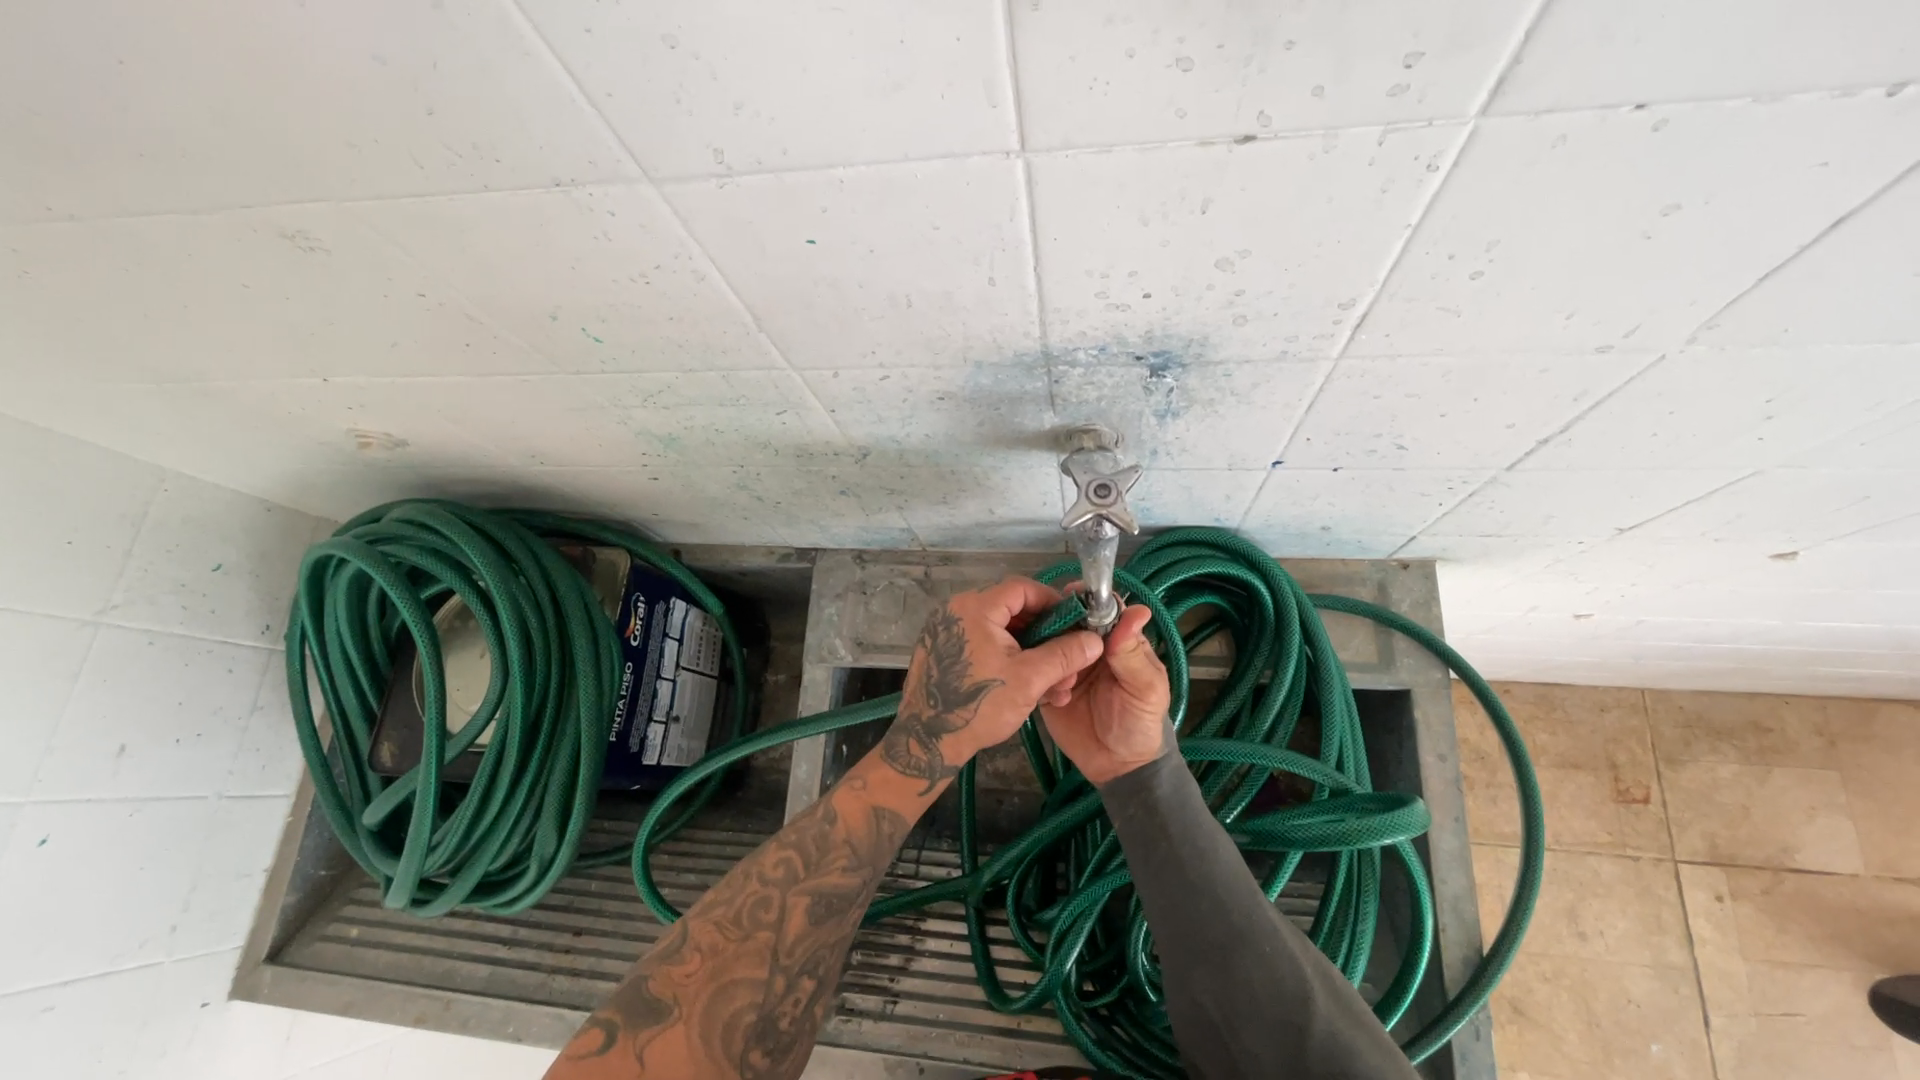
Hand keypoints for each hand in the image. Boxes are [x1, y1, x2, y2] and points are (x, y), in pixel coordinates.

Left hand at [878, 578, 1102, 793]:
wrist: (928, 741)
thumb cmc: (979, 704)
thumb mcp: (1030, 678)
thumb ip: (1064, 655)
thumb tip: (1094, 640)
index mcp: (975, 607)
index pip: (1022, 588)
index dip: (1053, 602)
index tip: (1075, 622)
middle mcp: (957, 611)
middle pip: (1013, 611)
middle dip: (1046, 636)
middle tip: (1069, 659)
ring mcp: (948, 633)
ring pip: (1002, 634)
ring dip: (1032, 654)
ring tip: (1055, 683)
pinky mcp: (944, 654)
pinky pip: (985, 647)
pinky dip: (1009, 661)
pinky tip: (1031, 687)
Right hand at [1040, 603, 1173, 786]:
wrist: (1118, 767)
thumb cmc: (1140, 723)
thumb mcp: (1145, 688)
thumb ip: (1133, 652)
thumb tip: (1137, 610)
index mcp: (1117, 641)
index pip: (1101, 609)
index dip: (1086, 599)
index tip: (1069, 595)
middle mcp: (1089, 647)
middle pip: (1068, 620)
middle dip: (1057, 622)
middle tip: (1049, 632)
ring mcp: (1065, 665)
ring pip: (1048, 642)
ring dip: (1046, 652)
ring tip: (1058, 677)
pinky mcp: (1047, 685)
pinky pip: (1035, 669)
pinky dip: (1037, 675)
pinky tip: (1049, 693)